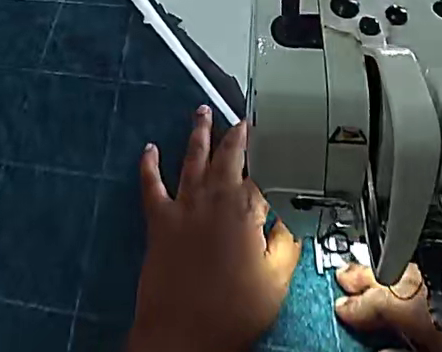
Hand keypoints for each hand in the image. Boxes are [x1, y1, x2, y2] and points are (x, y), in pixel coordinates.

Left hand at [128, 106, 300, 351]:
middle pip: (228, 154)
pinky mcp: (159, 218)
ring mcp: (184, 204)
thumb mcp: (276, 282)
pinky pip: (151, 183)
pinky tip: (149, 148)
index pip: (262, 172)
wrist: (183, 335)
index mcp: (245, 209)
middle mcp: (214, 197)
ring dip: (199, 132)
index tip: (275, 144)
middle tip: (242, 121)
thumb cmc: (231, 313)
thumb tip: (293, 220)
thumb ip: (287, 244)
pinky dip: (149, 164)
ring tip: (202, 112)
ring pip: (193, 156)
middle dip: (236, 133)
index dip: (270, 157)